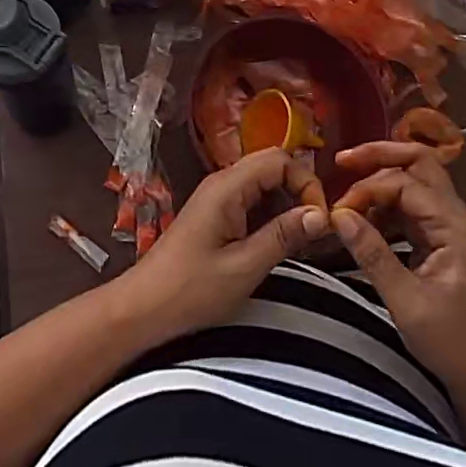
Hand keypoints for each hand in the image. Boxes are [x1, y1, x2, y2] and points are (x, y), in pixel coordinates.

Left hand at [116, 147, 328, 340]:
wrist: (144, 307)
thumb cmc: (191, 290)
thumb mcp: (244, 267)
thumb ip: (283, 236)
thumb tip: (322, 214)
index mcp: (227, 187)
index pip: (279, 159)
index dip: (306, 183)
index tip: (321, 220)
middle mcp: (222, 184)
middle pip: (272, 167)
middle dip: (300, 191)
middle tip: (316, 229)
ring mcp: (217, 199)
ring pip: (264, 185)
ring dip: (288, 205)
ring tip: (303, 239)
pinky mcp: (216, 216)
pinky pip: (252, 202)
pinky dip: (272, 216)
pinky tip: (280, 243)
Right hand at [330, 141, 465, 387]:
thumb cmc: (451, 344)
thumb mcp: (406, 302)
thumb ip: (372, 254)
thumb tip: (338, 215)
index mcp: (456, 231)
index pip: (407, 185)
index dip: (369, 189)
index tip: (339, 211)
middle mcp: (457, 220)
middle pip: (421, 165)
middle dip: (380, 157)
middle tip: (342, 160)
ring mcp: (450, 229)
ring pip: (415, 182)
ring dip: (380, 180)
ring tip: (347, 191)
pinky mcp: (440, 241)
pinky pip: (411, 207)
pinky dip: (384, 204)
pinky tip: (362, 219)